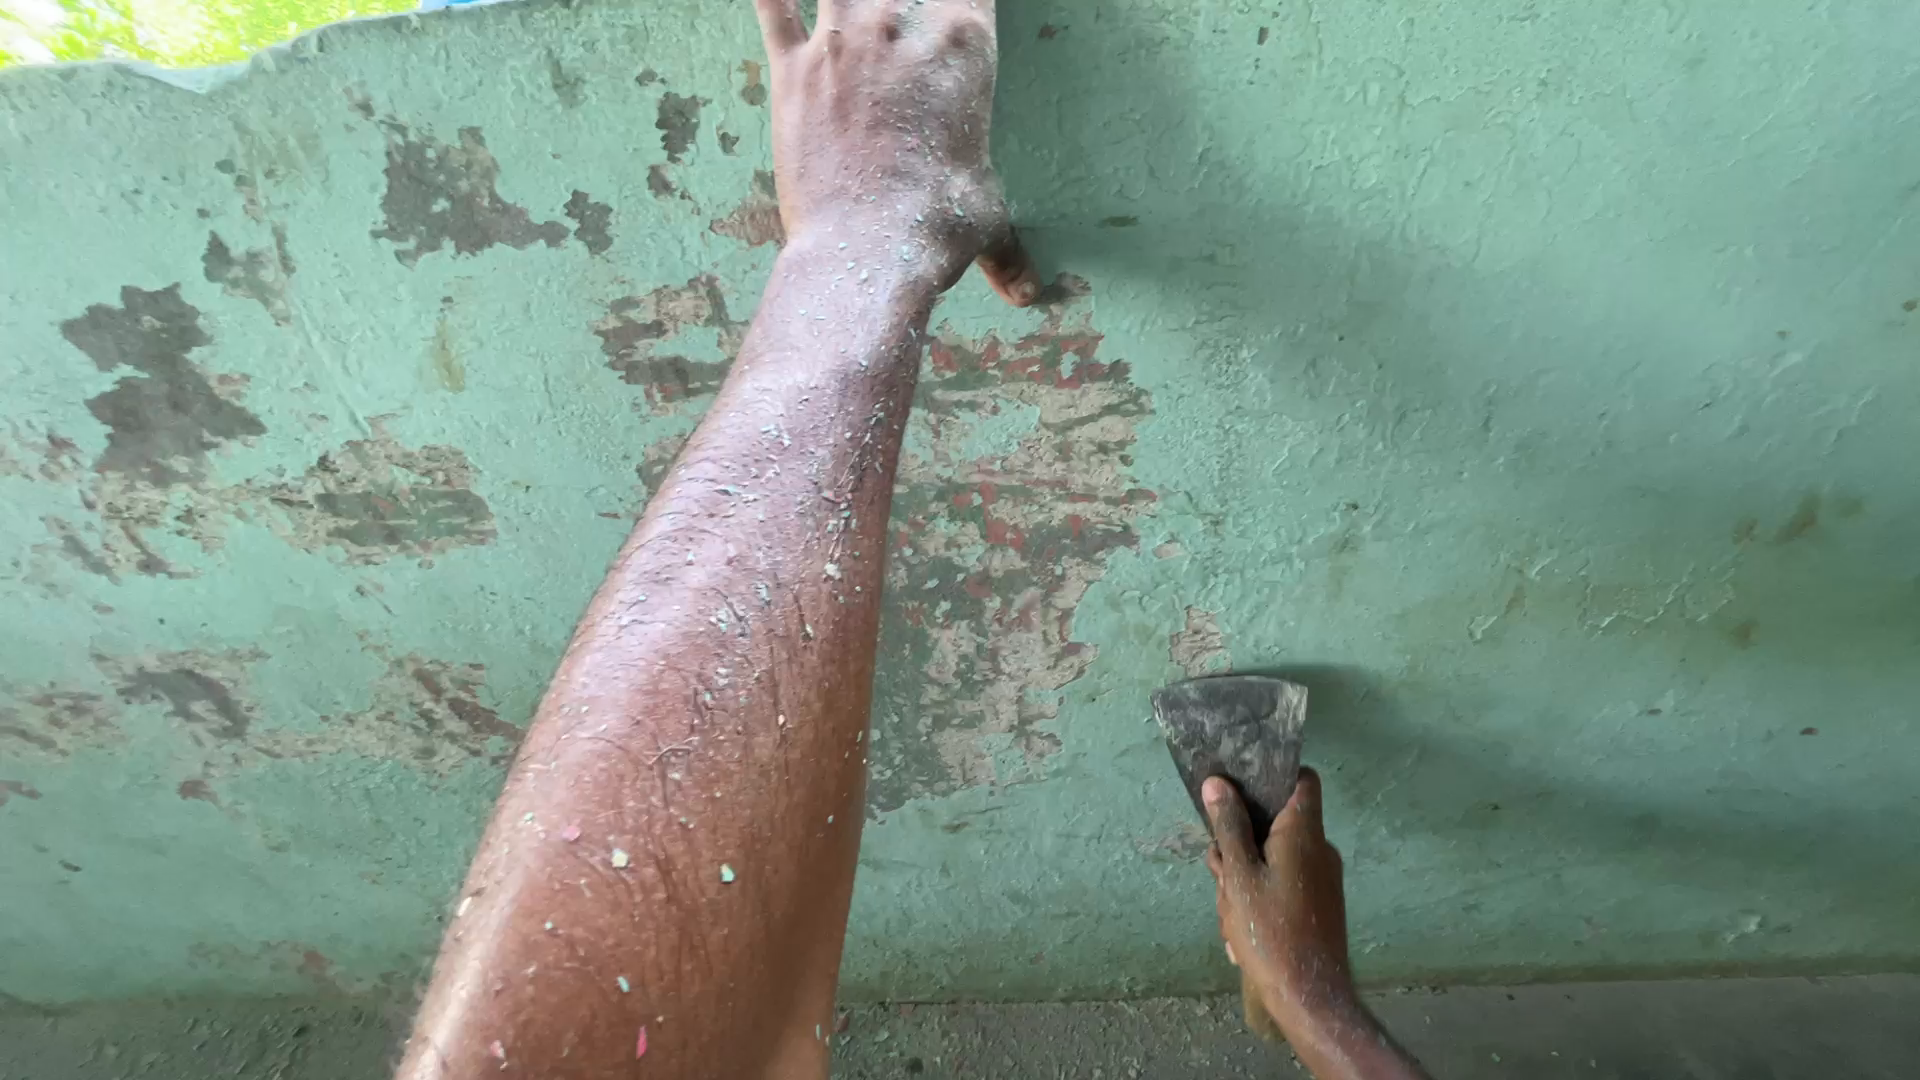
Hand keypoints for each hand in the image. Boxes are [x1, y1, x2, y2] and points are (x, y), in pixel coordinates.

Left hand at [753, 0, 1041, 304]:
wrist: (868, 251)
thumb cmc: (937, 230)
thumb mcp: (987, 226)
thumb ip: (1008, 247)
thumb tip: (1027, 291)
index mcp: (962, 46)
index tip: (955, 6)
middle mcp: (899, 24)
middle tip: (897, 10)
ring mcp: (840, 41)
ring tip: (853, 2)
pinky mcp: (791, 71)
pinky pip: (772, 3)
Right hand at [1203, 768, 1357, 1032]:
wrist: (1311, 1001)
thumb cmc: (1271, 931)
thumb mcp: (1238, 875)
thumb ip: (1228, 826)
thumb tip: (1217, 782)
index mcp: (1303, 833)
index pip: (1302, 779)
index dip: (1272, 773)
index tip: (1239, 783)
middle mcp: (1318, 849)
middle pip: (1273, 823)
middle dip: (1239, 842)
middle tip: (1221, 874)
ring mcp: (1320, 878)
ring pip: (1270, 856)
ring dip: (1243, 876)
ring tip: (1231, 912)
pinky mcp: (1317, 902)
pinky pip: (1281, 881)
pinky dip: (1258, 894)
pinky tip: (1242, 926)